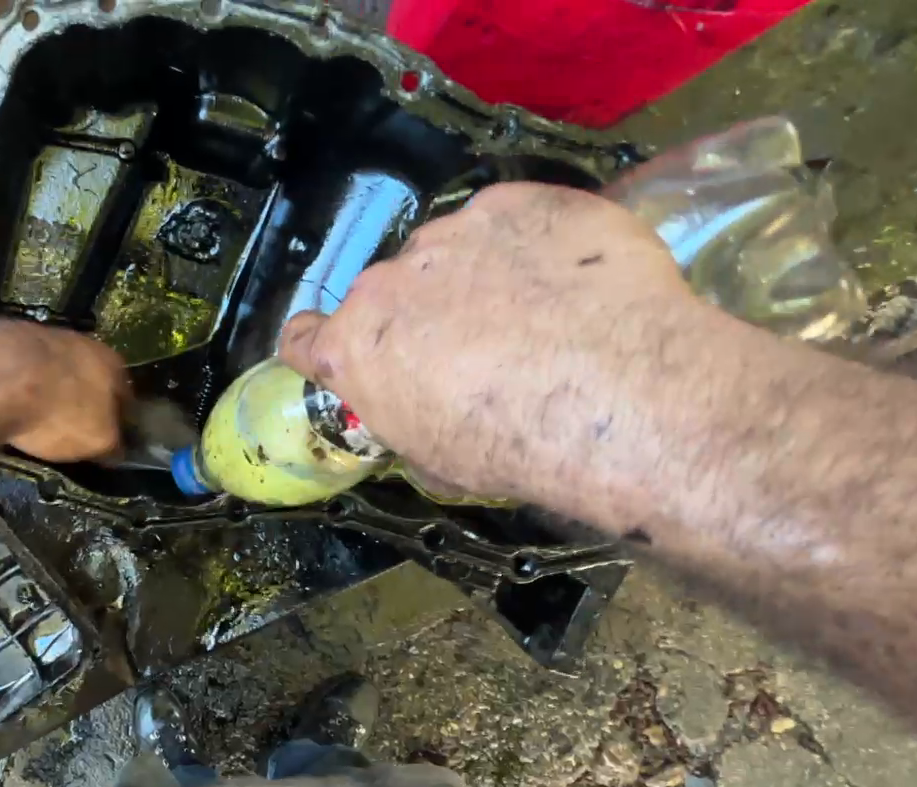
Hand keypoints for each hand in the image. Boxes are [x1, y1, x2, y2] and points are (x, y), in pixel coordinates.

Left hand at [0, 320, 129, 461]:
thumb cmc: (58, 412)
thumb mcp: (97, 441)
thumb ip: (111, 444)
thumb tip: (115, 449)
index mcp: (112, 364)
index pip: (125, 397)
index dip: (118, 421)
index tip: (108, 439)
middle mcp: (81, 341)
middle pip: (86, 378)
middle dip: (81, 401)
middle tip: (70, 428)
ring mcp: (40, 335)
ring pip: (51, 370)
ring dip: (47, 390)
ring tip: (34, 418)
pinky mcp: (3, 338)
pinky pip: (18, 370)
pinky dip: (16, 385)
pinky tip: (6, 403)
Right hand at [278, 183, 712, 505]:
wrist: (615, 398)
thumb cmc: (507, 446)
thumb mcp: (428, 455)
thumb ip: (399, 410)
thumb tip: (418, 400)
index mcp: (348, 349)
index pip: (301, 337)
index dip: (321, 348)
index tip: (352, 357)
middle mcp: (382, 284)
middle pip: (381, 294)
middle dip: (411, 315)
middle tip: (467, 344)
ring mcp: (447, 236)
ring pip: (442, 254)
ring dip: (466, 275)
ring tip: (530, 307)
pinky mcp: (515, 201)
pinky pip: (503, 220)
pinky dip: (522, 242)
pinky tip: (563, 275)